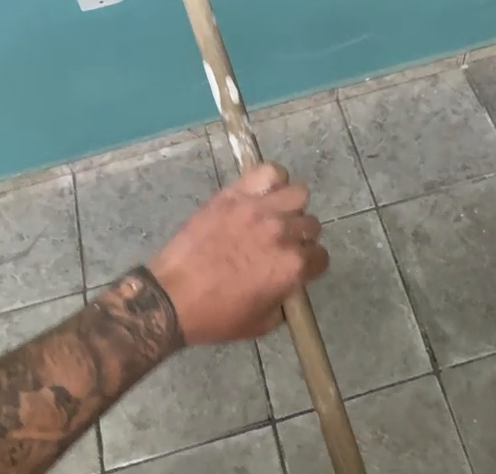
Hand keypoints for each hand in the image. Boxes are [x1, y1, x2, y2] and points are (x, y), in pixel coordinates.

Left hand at [146, 162, 328, 344]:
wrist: (173, 295)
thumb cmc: (217, 316)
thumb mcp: (262, 323)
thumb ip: (285, 298)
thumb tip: (290, 282)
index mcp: (291, 267)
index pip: (321, 257)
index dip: (311, 265)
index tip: (299, 267)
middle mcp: (282, 233)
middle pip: (311, 224)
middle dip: (301, 237)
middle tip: (282, 244)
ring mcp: (259, 209)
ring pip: (298, 193)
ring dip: (290, 207)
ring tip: (273, 217)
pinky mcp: (236, 194)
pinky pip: (269, 172)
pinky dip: (273, 180)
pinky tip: (263, 195)